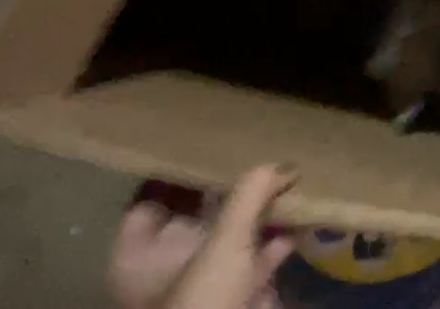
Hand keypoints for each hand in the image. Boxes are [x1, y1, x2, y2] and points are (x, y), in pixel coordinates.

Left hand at [109, 166, 298, 308]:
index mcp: (138, 256)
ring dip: (258, 213)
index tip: (213, 145)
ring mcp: (199, 285)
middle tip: (259, 155)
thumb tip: (279, 163)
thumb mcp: (226, 240)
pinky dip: (275, 242)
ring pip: (229, 236)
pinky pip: (254, 258)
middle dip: (230, 189)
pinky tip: (301, 221)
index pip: (151, 201)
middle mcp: (164, 268)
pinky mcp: (232, 298)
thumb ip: (250, 194)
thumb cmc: (201, 300)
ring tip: (289, 182)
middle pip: (196, 216)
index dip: (180, 173)